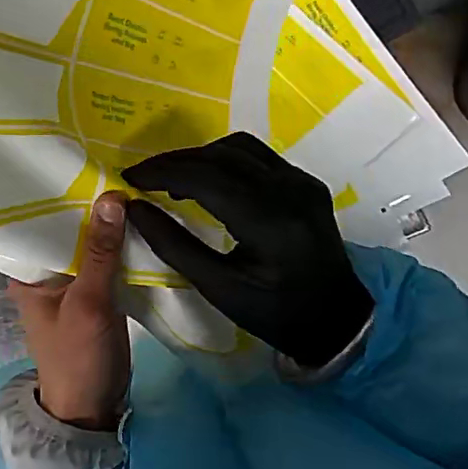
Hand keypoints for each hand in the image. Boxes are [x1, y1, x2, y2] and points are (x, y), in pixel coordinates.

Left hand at [6, 191, 131, 430]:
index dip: (64, 198)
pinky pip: (104, 265)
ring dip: (108, 230)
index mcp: (26, 274)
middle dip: (91, 211)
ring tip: (134, 191)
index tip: (88, 166)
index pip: (39, 224)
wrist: (91, 409)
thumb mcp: (88, 303)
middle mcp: (42, 275)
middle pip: (67, 234)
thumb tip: (112, 197)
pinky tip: (139, 228)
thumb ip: (98, 253)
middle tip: (121, 172)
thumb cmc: (78, 357)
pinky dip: (118, 251)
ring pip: (88, 248)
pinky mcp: (92, 296)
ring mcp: (69, 286)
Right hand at [122, 133, 371, 366]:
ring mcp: (301, 183)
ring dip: (197, 156)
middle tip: (141, 176)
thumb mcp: (215, 287)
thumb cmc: (271, 311)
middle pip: (218, 156)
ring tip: (170, 177)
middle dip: (173, 162)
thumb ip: (172, 244)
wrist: (338, 320)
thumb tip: (134, 208)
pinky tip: (206, 180)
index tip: (129, 178)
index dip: (161, 173)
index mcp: (267, 221)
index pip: (203, 177)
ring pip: (238, 148)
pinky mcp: (305, 183)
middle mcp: (288, 191)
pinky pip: (256, 156)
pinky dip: (222, 160)